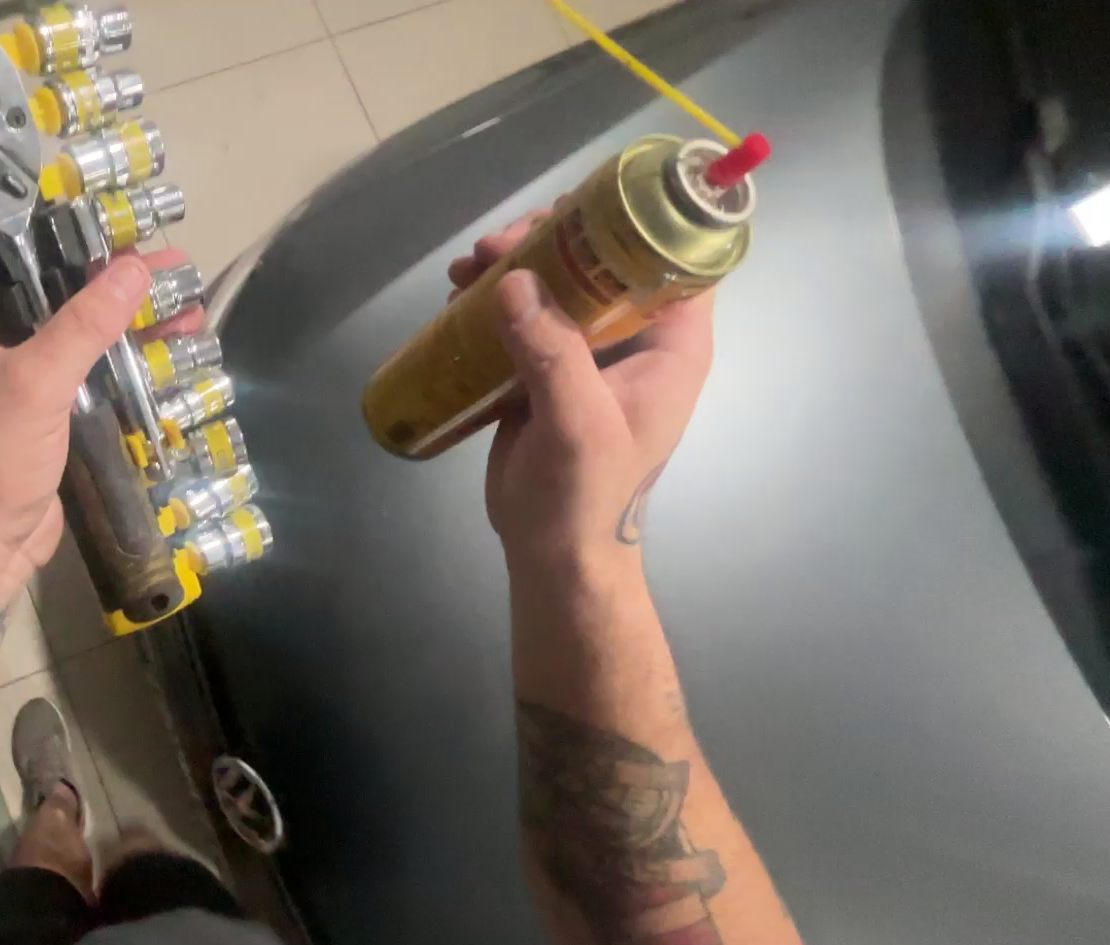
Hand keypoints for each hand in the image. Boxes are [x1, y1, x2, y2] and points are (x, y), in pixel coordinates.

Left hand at [0, 249, 204, 577]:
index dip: (72, 246)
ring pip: (77, 341)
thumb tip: (137, 268)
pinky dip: (121, 368)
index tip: (127, 237)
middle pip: (56, 301)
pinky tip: (165, 356)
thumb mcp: (37, 381)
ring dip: (128, 329)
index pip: (16, 263)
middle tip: (175, 274)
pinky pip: (84, 379)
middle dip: (116, 290)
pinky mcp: (42, 418)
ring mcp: (14, 384)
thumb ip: (85, 324)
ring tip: (187, 313)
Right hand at [450, 215, 715, 574]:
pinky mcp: (542, 376)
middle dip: (546, 245)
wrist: (550, 547)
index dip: (626, 222)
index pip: (669, 256)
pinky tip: (457, 303)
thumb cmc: (583, 492)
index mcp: (668, 344)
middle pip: (599, 265)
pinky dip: (491, 309)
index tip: (565, 214)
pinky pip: (521, 325)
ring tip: (462, 271)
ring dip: (510, 273)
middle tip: (491, 248)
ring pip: (554, 291)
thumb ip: (550, 351)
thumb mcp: (575, 420)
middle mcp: (631, 341)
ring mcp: (583, 358)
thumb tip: (510, 281)